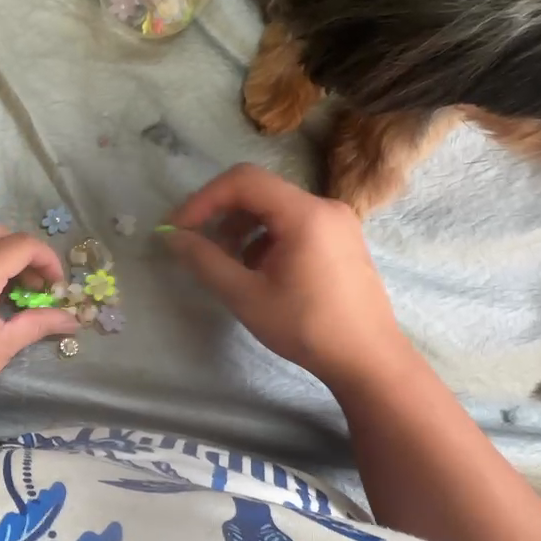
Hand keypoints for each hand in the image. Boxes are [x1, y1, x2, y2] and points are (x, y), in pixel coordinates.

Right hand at [165, 164, 412, 390]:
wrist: (368, 360)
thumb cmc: (305, 327)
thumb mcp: (245, 295)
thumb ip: (205, 260)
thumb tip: (173, 236)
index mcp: (305, 214)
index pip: (243, 181)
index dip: (203, 199)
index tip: (179, 229)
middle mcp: (324, 207)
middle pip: (259, 191)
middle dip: (220, 213)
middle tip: (196, 244)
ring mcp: (337, 222)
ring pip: (274, 207)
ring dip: (241, 227)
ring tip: (226, 263)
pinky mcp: (340, 239)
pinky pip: (293, 223)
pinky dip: (264, 237)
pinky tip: (257, 271)